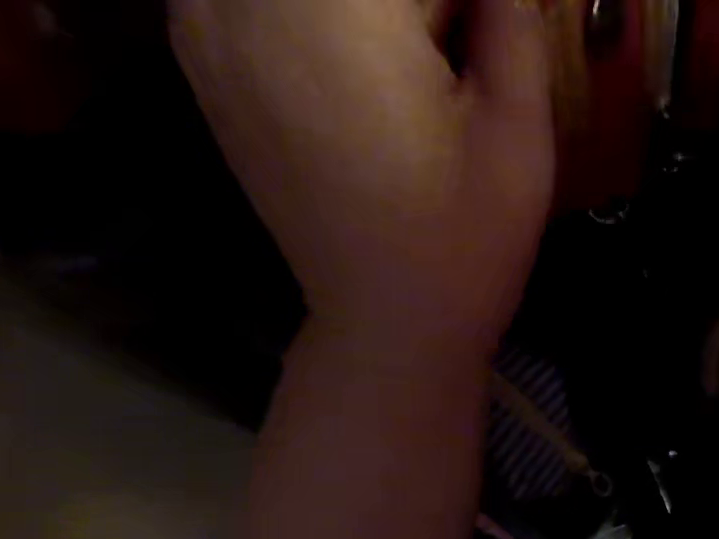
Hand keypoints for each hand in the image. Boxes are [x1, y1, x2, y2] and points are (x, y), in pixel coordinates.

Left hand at [171, 0, 553, 350]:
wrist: (389, 327)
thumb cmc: (466, 245)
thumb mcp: (518, 133)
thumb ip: (511, 15)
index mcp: (340, 5)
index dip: (466, 8)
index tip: (482, 38)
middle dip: (420, 8)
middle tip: (448, 51)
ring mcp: (206, 17)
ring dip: (367, 13)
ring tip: (408, 62)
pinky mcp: (200, 55)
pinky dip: (314, 15)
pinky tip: (352, 57)